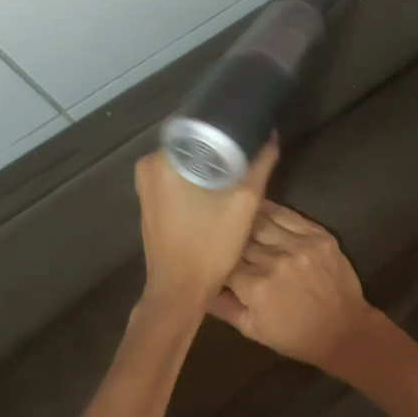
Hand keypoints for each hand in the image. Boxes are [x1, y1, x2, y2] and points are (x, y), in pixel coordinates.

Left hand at [134, 138, 278, 310]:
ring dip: (209, 162)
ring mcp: (146, 186)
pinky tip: (219, 184)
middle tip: (248, 147)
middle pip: (192, 142)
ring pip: (186, 160)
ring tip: (238, 163)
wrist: (178, 293)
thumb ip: (260, 164)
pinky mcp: (150, 202)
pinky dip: (198, 177)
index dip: (225, 124)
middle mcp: (149, 167)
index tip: (247, 126)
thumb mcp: (244, 202)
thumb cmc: (209, 246)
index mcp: (164, 160)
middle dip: (219, 144)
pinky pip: (178, 177)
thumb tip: (270, 134)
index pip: (198, 123)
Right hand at [208, 202, 382, 369]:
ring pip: (263, 222)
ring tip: (232, 209)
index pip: (225, 262)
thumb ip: (224, 307)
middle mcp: (276, 261)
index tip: (209, 252)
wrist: (342, 329)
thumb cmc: (295, 336)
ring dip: (247, 218)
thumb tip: (198, 289)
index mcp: (256, 287)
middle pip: (242, 239)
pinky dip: (272, 210)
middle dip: (230, 237)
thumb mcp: (253, 330)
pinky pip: (289, 216)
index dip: (216, 257)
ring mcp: (300, 245)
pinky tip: (259, 205)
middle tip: (217, 228)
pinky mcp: (318, 234)